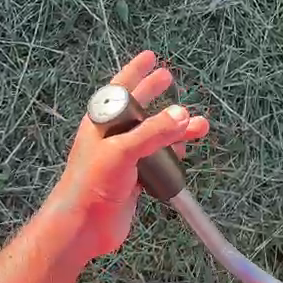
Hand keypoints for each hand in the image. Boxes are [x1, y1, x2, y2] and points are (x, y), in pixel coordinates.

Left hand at [43, 51, 209, 263]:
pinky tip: (185, 151)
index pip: (121, 88)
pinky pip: (157, 159)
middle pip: (140, 107)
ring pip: (154, 135)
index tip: (150, 57)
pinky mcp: (134, 178)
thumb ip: (154, 132)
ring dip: (175, 129)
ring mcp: (124, 157)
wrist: (84, 225)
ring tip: (199, 124)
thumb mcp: (122, 150)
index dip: (135, 71)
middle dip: (155, 93)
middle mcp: (112, 135)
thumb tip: (181, 114)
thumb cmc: (91, 182)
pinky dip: (172, 154)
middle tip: (168, 78)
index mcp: (102, 120)